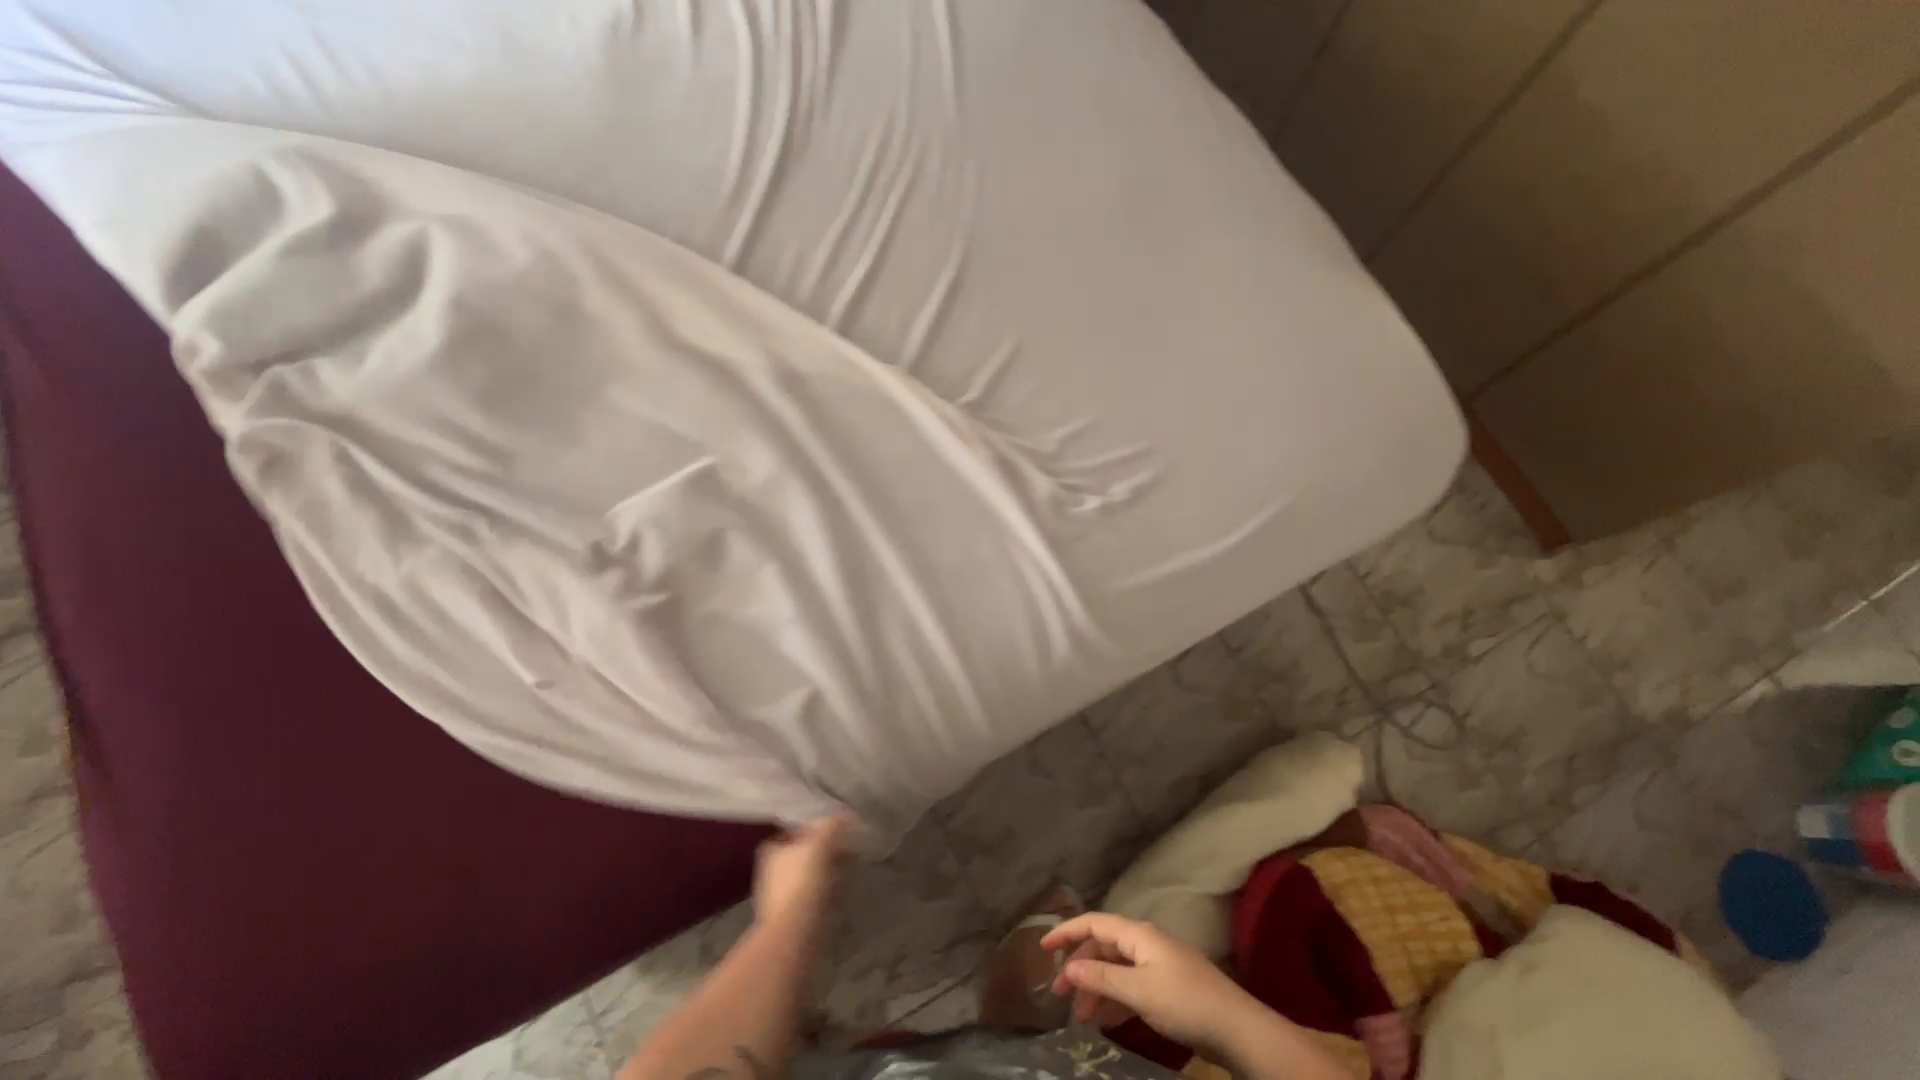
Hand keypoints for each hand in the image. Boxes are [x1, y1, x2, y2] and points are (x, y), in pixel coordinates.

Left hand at [752, 816, 852, 930]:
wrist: (797, 933)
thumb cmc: (803, 882)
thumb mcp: (820, 844)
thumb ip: (832, 826)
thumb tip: (847, 815)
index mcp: (771, 851)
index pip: (791, 832)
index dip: (812, 828)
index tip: (834, 828)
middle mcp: (772, 872)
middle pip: (801, 854)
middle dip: (823, 851)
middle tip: (847, 846)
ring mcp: (782, 897)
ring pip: (809, 876)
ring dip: (827, 872)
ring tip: (849, 866)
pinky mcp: (795, 917)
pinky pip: (815, 897)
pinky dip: (828, 892)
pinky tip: (843, 890)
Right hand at [1042, 913, 1263, 1053]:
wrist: (1237, 1030)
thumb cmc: (1186, 1003)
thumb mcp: (1138, 991)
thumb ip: (1100, 978)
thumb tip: (1067, 968)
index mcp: (1139, 935)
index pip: (1094, 923)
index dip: (1066, 932)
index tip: (1042, 949)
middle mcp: (1146, 943)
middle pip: (1103, 947)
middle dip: (1079, 968)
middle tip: (1059, 995)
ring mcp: (1158, 966)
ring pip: (1115, 970)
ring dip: (1095, 989)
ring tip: (1081, 1016)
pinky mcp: (1167, 988)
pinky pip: (1130, 987)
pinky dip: (1114, 1000)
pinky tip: (1104, 1021)